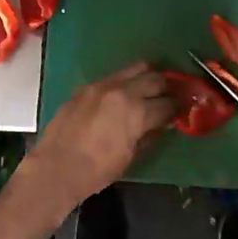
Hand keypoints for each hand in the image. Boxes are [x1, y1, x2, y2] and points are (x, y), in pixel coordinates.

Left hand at [23, 61, 173, 210]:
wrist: (56, 167)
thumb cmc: (97, 170)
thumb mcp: (131, 157)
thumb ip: (150, 135)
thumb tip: (162, 124)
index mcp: (137, 112)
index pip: (167, 103)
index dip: (177, 108)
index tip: (180, 110)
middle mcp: (122, 91)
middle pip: (155, 78)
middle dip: (166, 87)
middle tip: (168, 96)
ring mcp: (102, 85)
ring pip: (135, 68)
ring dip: (146, 77)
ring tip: (149, 88)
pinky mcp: (86, 86)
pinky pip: (113, 76)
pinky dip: (124, 81)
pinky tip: (122, 94)